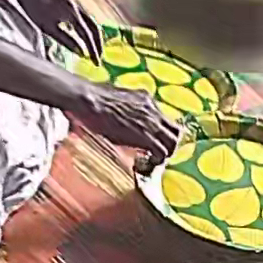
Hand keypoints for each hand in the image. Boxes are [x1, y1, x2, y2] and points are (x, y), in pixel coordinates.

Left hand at [13, 0, 105, 59]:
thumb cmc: (32, 7)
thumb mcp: (48, 28)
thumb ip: (67, 41)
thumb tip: (82, 54)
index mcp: (72, 13)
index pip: (88, 35)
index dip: (93, 51)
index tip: (96, 64)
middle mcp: (77, 5)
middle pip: (95, 28)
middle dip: (98, 45)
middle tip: (98, 58)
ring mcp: (74, 1)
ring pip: (91, 21)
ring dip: (93, 36)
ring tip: (93, 49)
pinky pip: (84, 16)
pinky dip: (87, 28)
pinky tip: (81, 36)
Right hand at [66, 81, 180, 154]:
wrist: (88, 100)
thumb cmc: (93, 100)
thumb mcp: (117, 100)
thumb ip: (129, 111)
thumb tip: (128, 122)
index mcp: (146, 99)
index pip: (164, 119)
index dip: (162, 133)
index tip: (153, 141)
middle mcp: (153, 110)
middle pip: (175, 131)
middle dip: (169, 144)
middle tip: (158, 153)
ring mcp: (152, 123)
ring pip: (172, 143)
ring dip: (165, 154)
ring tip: (153, 159)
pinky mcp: (147, 136)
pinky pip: (162, 152)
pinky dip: (157, 160)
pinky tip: (147, 162)